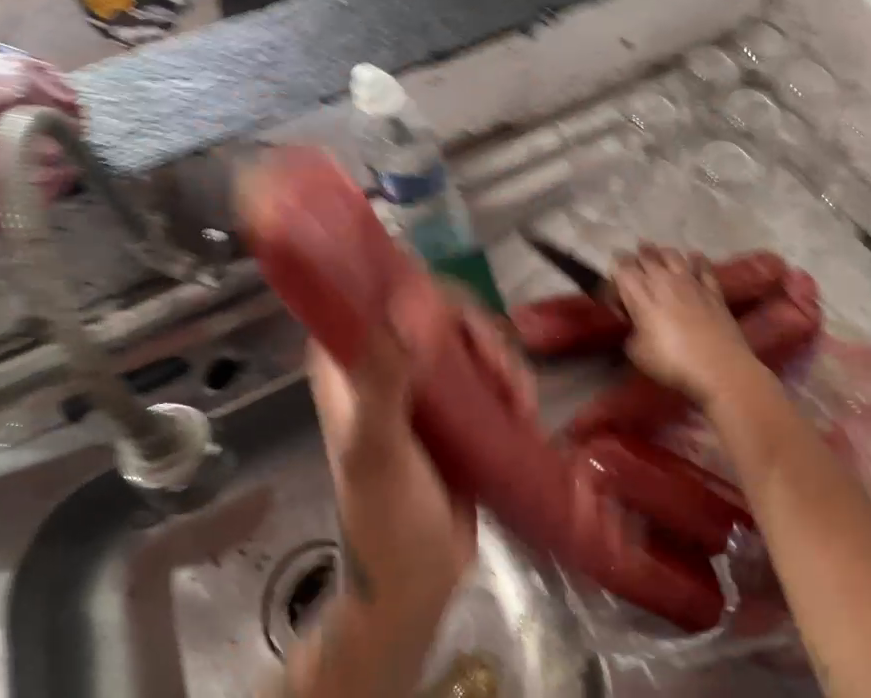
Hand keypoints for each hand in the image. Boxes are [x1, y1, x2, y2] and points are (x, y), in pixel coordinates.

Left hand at [306, 287, 536, 630]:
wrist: (417, 584)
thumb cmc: (385, 517)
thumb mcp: (378, 447)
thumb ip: (382, 378)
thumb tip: (405, 303)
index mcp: (346, 365)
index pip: (373, 294)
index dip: (414, 286)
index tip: (455, 306)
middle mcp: (381, 365)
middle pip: (434, 313)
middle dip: (477, 333)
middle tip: (500, 370)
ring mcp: (421, 388)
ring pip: (466, 342)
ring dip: (501, 362)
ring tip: (519, 402)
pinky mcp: (456, 412)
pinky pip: (486, 375)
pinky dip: (509, 384)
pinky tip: (524, 410)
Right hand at [613, 244, 757, 401]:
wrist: (719, 367)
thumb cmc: (671, 362)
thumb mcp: (637, 352)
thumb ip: (631, 331)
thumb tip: (634, 323)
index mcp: (640, 294)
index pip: (622, 269)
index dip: (615, 270)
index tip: (613, 278)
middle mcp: (664, 280)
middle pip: (646, 256)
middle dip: (636, 256)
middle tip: (632, 259)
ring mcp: (691, 282)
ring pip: (673, 255)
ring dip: (662, 253)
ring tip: (658, 254)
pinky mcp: (712, 290)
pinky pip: (703, 267)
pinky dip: (696, 260)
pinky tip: (694, 258)